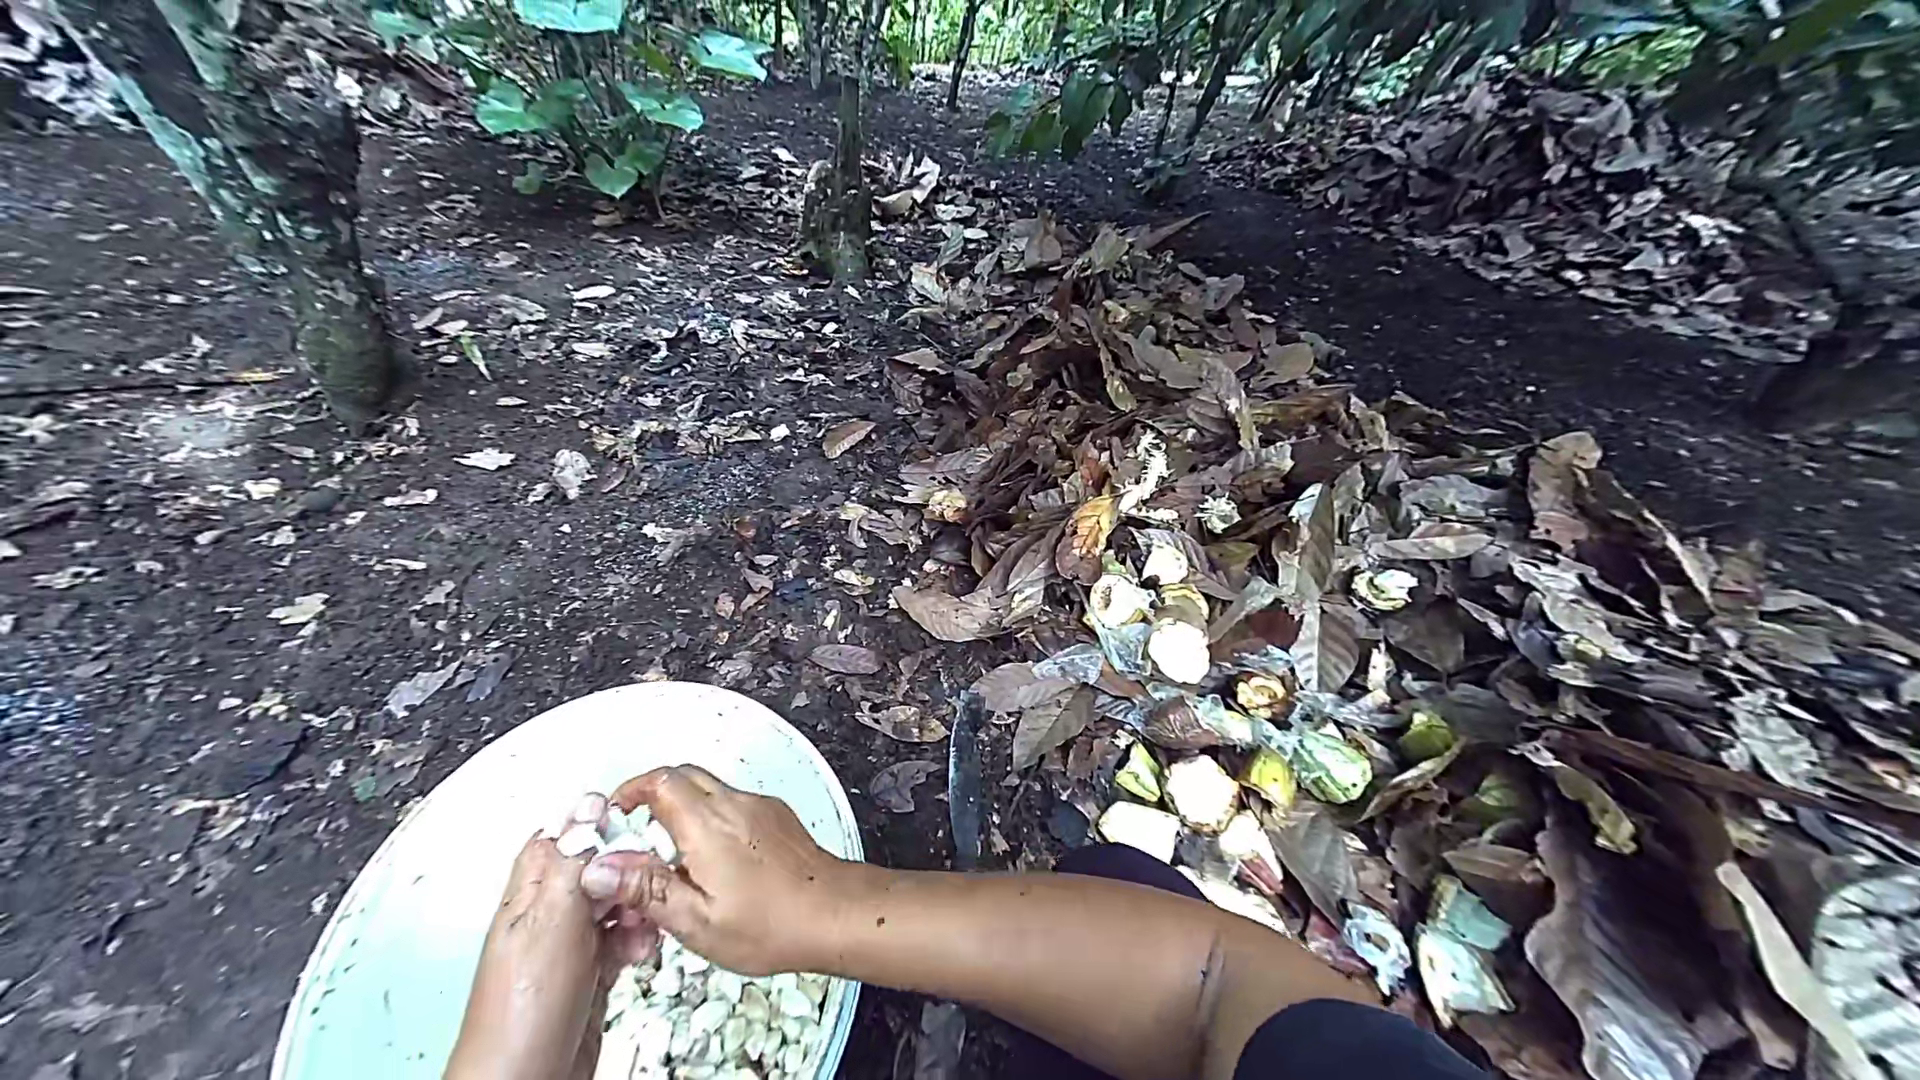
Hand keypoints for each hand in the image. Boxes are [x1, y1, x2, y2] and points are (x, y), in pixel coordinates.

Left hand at [445, 796, 661, 1079]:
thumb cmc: (523, 1014)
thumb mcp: (552, 921)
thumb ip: (573, 862)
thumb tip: (587, 805)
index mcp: (530, 895)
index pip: (562, 836)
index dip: (597, 823)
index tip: (633, 821)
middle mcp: (548, 915)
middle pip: (597, 866)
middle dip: (629, 867)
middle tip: (647, 875)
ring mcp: (570, 944)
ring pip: (616, 899)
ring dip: (639, 903)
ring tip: (645, 919)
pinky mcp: (591, 969)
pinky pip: (624, 934)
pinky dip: (639, 936)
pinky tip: (641, 949)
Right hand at [579, 765, 855, 975]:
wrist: (832, 911)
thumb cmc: (771, 922)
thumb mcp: (695, 920)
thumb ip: (646, 890)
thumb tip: (602, 869)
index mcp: (709, 824)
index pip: (661, 781)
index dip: (631, 791)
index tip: (615, 814)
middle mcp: (736, 804)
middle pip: (685, 776)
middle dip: (653, 796)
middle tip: (636, 834)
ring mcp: (759, 806)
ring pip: (711, 790)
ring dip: (684, 809)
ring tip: (673, 859)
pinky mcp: (775, 815)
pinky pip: (734, 804)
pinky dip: (712, 819)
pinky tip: (713, 861)